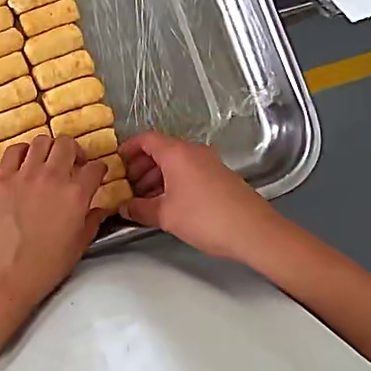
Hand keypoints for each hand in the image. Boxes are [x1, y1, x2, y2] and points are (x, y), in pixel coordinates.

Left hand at [0, 135, 105, 310]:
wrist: (3, 274)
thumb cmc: (44, 267)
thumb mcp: (78, 247)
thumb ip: (92, 223)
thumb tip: (99, 210)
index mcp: (76, 194)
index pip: (95, 168)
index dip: (99, 169)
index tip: (96, 173)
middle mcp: (53, 177)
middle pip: (67, 144)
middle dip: (75, 151)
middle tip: (73, 162)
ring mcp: (25, 175)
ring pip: (41, 141)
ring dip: (49, 148)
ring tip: (49, 160)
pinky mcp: (2, 178)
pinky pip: (13, 151)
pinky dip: (22, 152)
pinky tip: (25, 162)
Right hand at [119, 131, 284, 264]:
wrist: (253, 231)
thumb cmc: (206, 218)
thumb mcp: (165, 215)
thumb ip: (140, 209)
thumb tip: (125, 208)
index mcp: (177, 153)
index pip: (146, 139)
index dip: (128, 148)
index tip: (117, 162)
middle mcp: (193, 151)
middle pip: (160, 150)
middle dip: (141, 167)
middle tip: (128, 185)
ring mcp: (209, 162)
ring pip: (176, 162)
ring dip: (157, 176)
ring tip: (145, 199)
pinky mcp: (220, 176)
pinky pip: (190, 171)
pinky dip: (174, 181)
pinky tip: (169, 203)